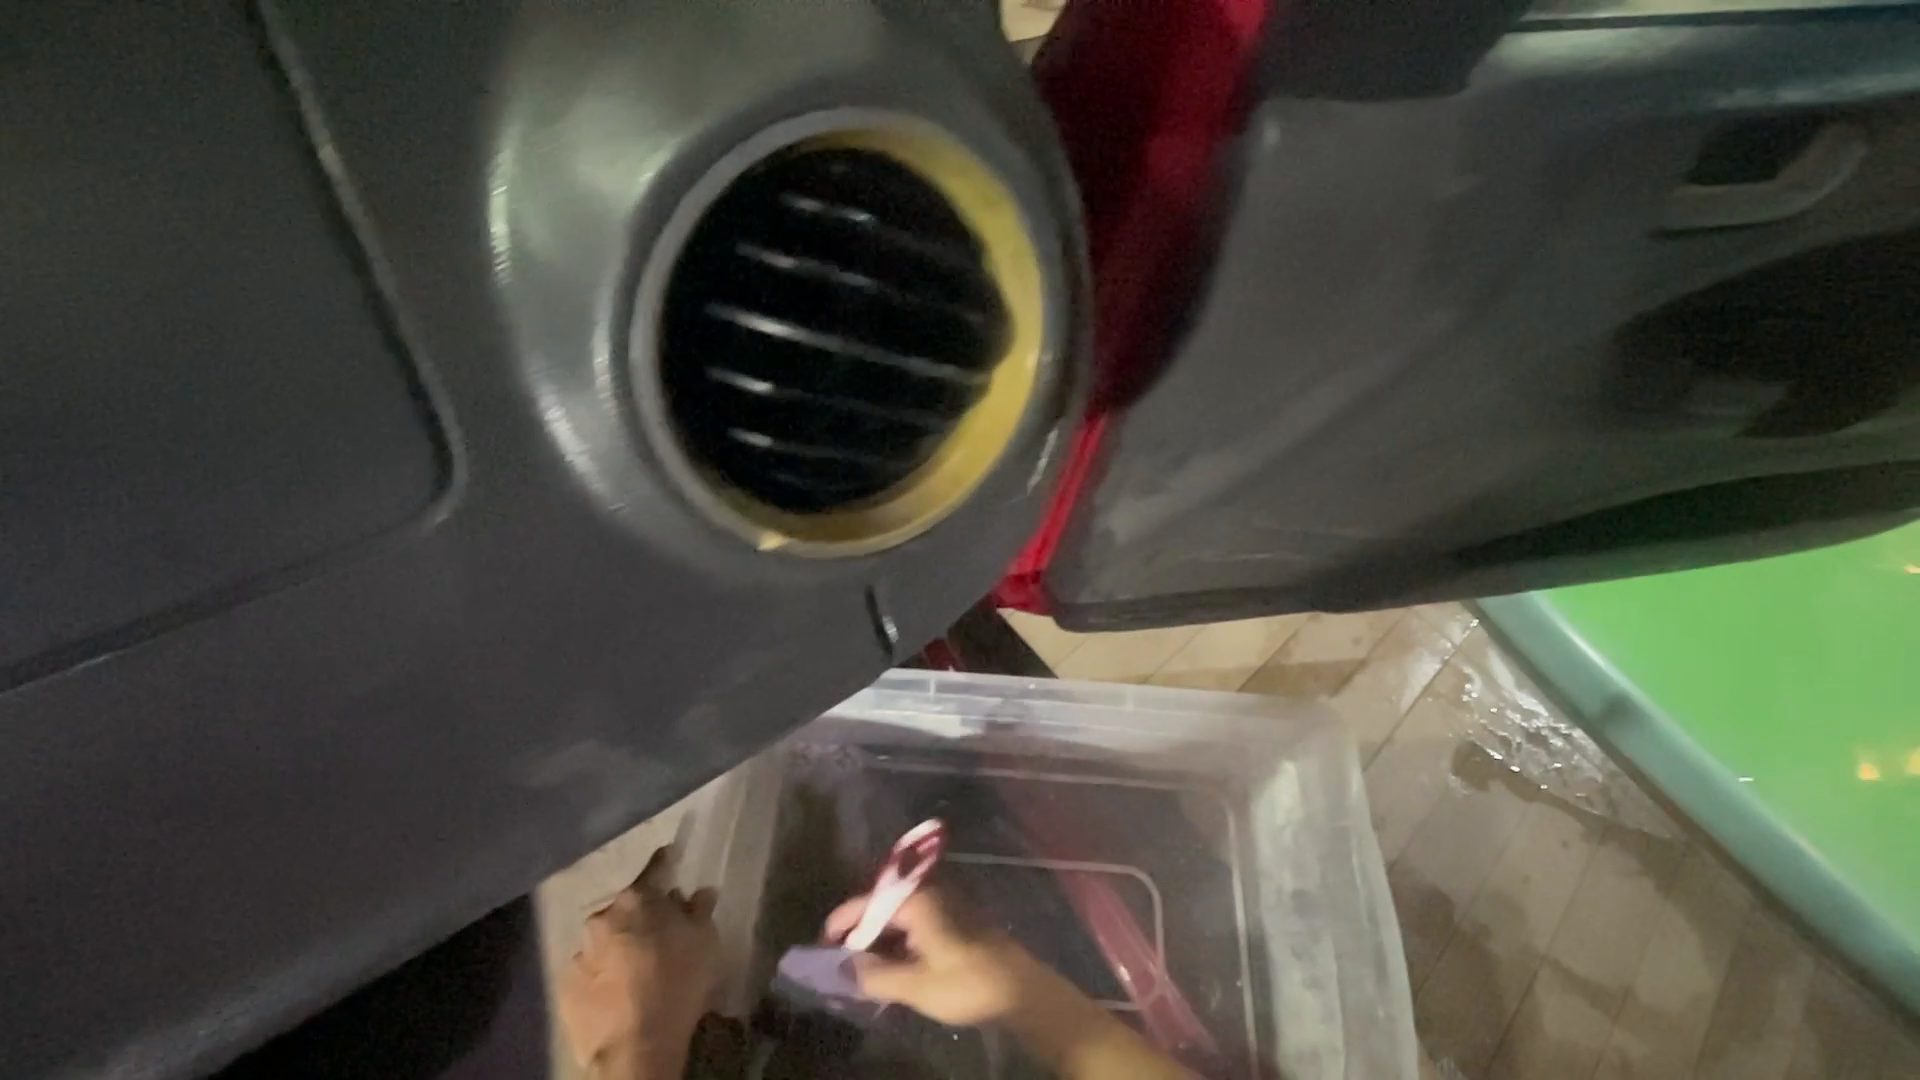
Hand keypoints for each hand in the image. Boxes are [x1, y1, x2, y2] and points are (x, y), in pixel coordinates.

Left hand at [558, 848, 720, 1078]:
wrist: (637, 1046)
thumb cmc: (679, 982)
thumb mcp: (705, 941)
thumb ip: (700, 910)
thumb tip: (698, 892)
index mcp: (638, 899)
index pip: (656, 869)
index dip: (667, 863)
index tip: (673, 857)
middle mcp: (603, 917)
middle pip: (629, 907)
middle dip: (644, 914)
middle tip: (663, 931)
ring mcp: (580, 952)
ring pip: (607, 939)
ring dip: (622, 944)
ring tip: (639, 967)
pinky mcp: (566, 987)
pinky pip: (591, 970)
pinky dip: (604, 973)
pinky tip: (619, 991)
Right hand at [821, 888, 1049, 1027]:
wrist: (1020, 990)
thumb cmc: (967, 983)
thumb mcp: (916, 986)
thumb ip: (876, 975)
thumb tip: (843, 968)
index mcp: (916, 902)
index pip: (867, 903)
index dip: (842, 922)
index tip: (822, 944)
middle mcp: (927, 897)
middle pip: (881, 909)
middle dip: (858, 934)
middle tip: (837, 963)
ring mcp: (942, 910)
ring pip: (898, 921)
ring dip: (877, 943)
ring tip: (858, 971)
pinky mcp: (952, 926)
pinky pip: (913, 930)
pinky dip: (896, 946)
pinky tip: (890, 970)